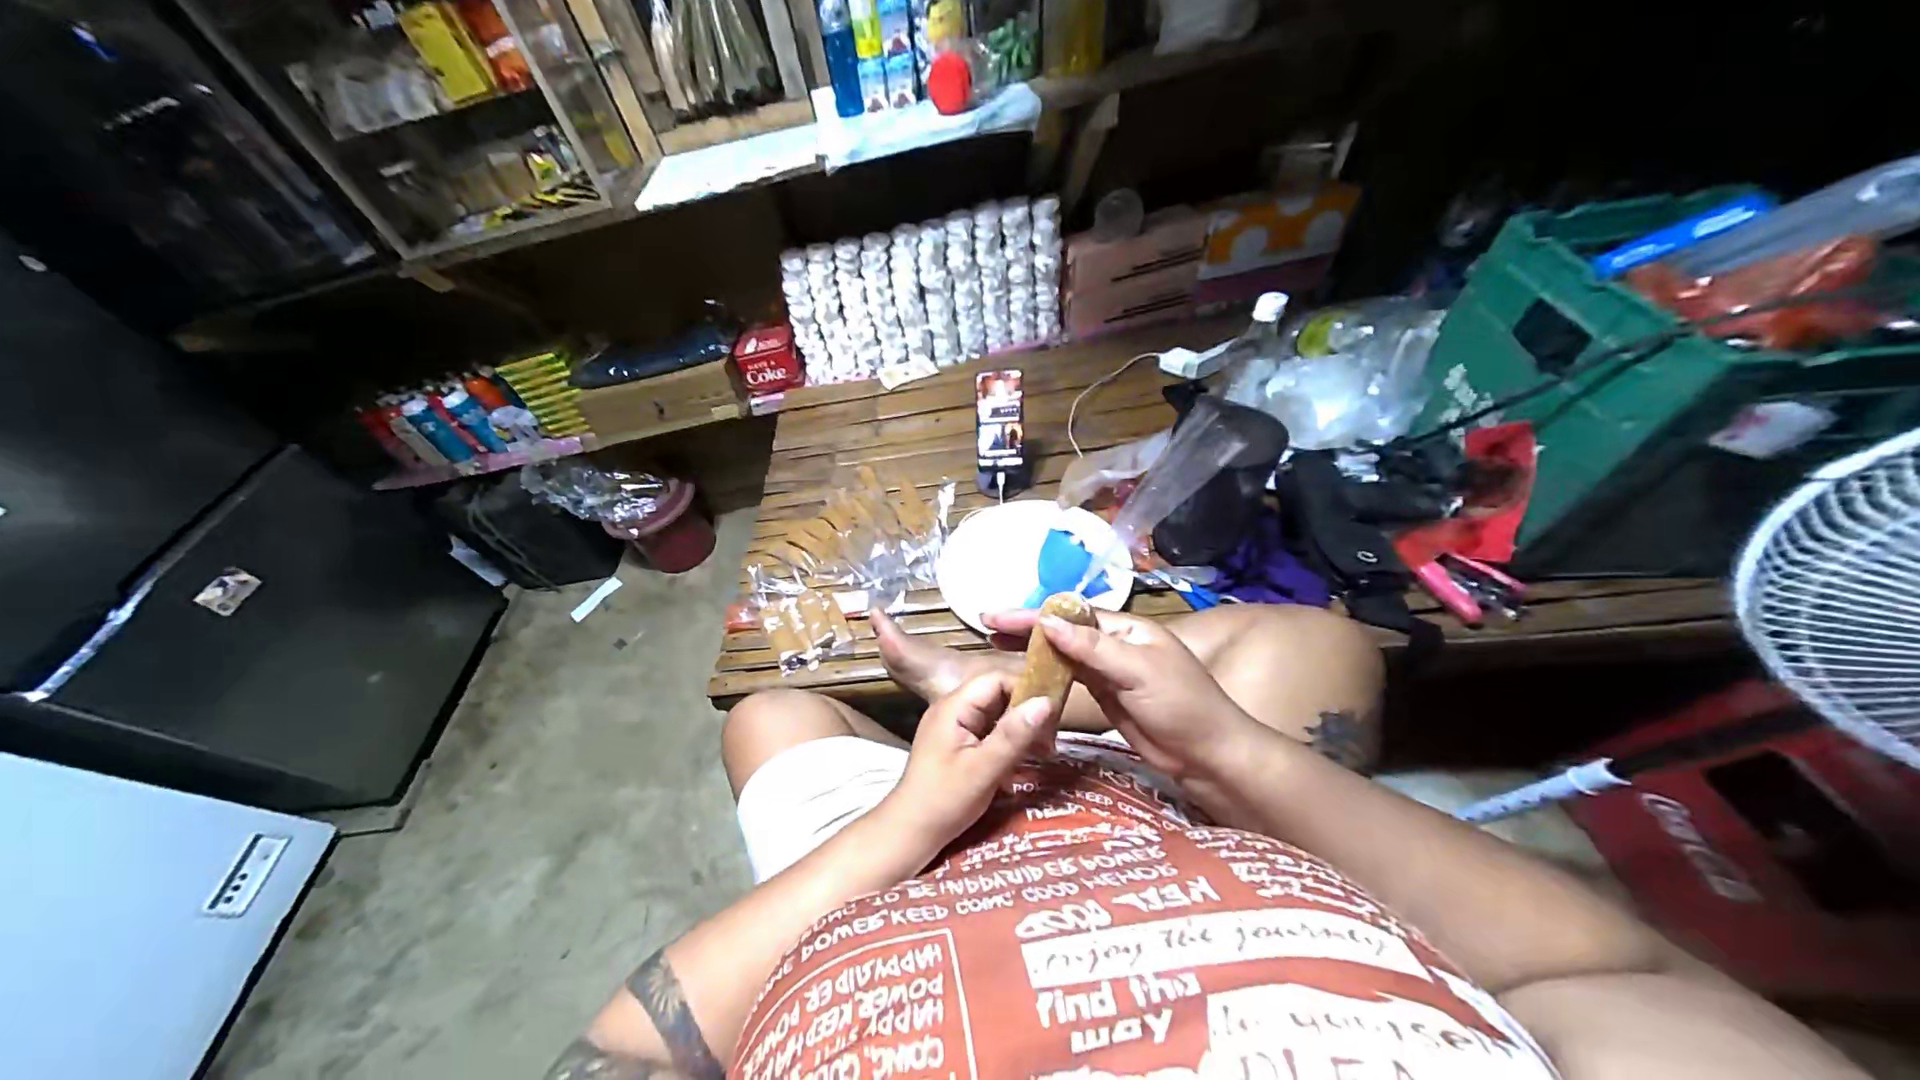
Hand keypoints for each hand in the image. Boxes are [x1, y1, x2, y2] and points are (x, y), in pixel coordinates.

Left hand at [879, 671, 1056, 849]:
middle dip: (1026, 713)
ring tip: (1043, 753)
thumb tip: (1046, 702)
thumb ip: (1014, 734)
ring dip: (1020, 731)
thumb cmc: (944, 800)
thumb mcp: (984, 768)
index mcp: (954, 706)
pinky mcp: (958, 746)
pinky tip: (1024, 763)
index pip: (997, 679)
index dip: (1026, 690)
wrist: (909, 833)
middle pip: (998, 695)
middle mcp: (953, 709)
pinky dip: (1008, 743)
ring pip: (996, 715)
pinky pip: (989, 733)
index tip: (1052, 714)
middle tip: (1050, 740)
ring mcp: (954, 728)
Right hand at [982, 608, 1263, 786]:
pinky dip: (1047, 673)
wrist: (1207, 755)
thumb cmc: (1181, 705)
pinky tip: (1027, 673)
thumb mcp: (1138, 671)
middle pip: (1063, 630)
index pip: (1072, 616)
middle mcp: (1115, 644)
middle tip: (987, 626)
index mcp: (1126, 629)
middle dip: (1026, 627)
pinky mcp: (1106, 695)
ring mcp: (1109, 670)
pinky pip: (1070, 678)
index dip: (1032, 615)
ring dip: (1032, 649)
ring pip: (1063, 653)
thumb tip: (1048, 622)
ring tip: (996, 645)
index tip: (997, 616)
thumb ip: (1092, 648)